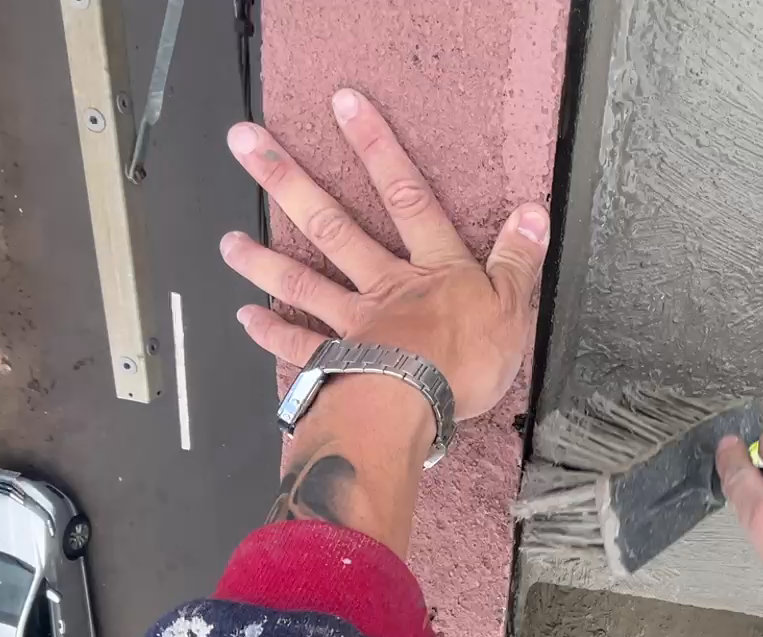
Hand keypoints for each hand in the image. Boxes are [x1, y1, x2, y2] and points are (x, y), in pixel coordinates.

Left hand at [219, 89, 549, 418]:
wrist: (419, 405)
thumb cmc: (467, 360)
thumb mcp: (512, 307)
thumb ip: (518, 261)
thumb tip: (533, 212)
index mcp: (432, 271)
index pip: (408, 200)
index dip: (380, 151)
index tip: (344, 106)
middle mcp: (385, 287)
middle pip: (335, 228)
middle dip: (290, 182)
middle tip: (245, 144)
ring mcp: (354, 324)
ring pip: (303, 283)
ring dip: (263, 260)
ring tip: (228, 242)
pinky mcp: (338, 364)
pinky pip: (300, 345)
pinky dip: (273, 332)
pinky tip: (247, 317)